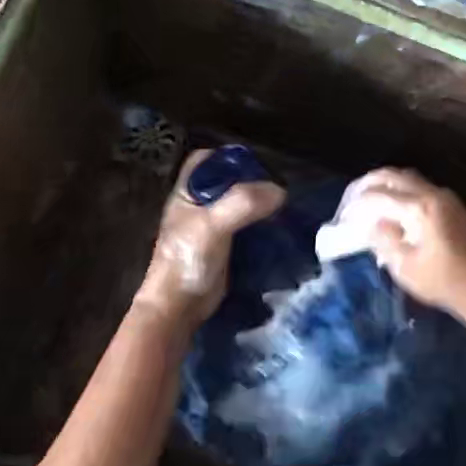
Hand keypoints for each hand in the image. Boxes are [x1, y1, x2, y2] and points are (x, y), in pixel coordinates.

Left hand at [134, 149, 286, 325]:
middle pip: (228, 183)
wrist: (179, 307)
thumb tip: (280, 192)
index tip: (257, 165)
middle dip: (252, 183)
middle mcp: (199, 206)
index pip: (206, 160)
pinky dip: (262, 229)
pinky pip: (247, 230)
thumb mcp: (212, 225)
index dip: (228, 157)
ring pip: (240, 207)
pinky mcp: (225, 248)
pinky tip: (280, 231)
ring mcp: (212, 228)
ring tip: (286, 209)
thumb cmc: (187, 261)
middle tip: (279, 189)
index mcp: (188, 193)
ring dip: (261, 207)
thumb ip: (243, 203)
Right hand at [349, 169, 465, 322]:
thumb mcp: (405, 267)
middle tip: (351, 199)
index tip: (343, 217)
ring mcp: (447, 199)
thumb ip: (383, 240)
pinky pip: (420, 189)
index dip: (357, 204)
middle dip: (368, 184)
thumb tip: (370, 223)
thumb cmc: (443, 282)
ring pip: (408, 179)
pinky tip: (393, 211)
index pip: (379, 194)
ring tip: (368, 203)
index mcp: (420, 208)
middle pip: (393, 176)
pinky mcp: (454, 207)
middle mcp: (434, 195)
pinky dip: (401, 193)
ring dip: (385, 186)